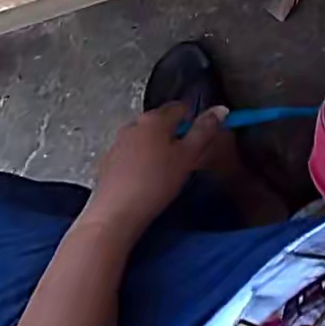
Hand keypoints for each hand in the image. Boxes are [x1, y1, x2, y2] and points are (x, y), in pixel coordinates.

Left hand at [84, 102, 227, 231]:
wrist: (111, 219)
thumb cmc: (155, 182)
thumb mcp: (188, 155)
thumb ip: (205, 129)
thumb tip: (220, 109)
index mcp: (155, 118)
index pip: (181, 106)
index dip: (193, 120)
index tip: (198, 140)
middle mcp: (133, 125)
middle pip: (161, 121)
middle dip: (174, 133)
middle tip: (183, 156)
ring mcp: (116, 144)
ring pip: (144, 137)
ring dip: (156, 146)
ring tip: (163, 170)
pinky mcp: (104, 165)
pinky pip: (129, 154)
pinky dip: (139, 160)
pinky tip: (143, 180)